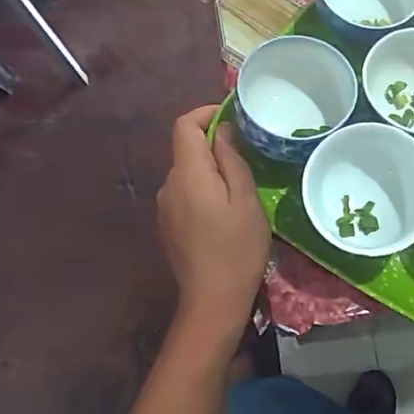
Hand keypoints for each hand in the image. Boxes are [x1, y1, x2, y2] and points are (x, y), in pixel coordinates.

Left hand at [156, 106, 270, 334]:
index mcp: (187, 174)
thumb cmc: (237, 249)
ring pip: (187, 173)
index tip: (233, 117)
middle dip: (213, 144)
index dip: (206, 113)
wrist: (212, 301)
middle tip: (248, 157)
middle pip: (186, 149)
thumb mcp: (246, 199)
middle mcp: (168, 185)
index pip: (184, 125)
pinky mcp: (168, 225)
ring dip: (210, 170)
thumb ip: (231, 159)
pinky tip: (224, 212)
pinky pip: (184, 194)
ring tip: (240, 187)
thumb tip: (222, 130)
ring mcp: (164, 207)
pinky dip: (203, 190)